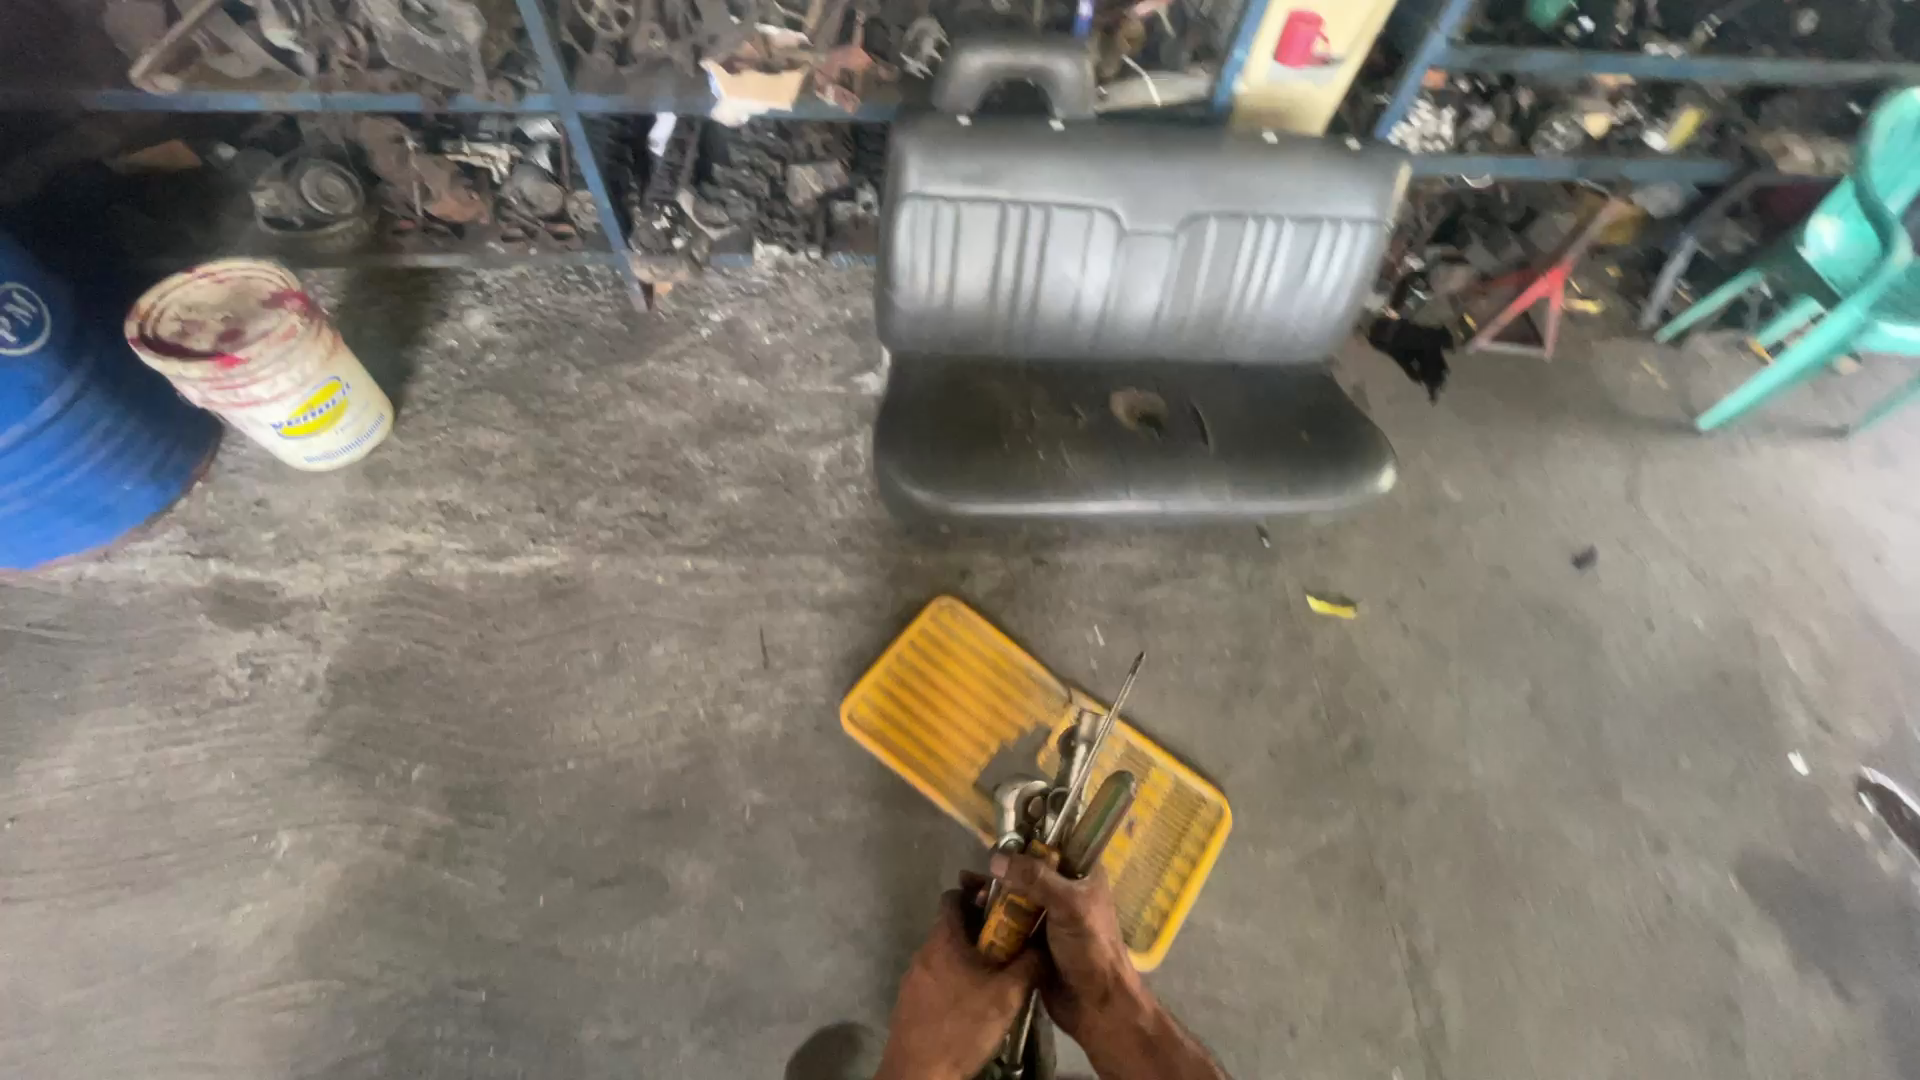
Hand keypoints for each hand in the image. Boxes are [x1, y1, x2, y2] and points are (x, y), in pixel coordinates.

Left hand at [875, 889, 1043, 1079]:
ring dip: (967, 956)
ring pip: (944, 952)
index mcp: (944, 938)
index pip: (954, 896)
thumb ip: (1029, 964)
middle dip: (979, 930)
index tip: (1000, 906)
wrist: (919, 1073)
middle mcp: (925, 949)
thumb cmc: (963, 1025)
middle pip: (952, 925)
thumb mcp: (1007, 995)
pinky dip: (954, 977)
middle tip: (1007, 945)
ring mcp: (914, 975)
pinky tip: (972, 1000)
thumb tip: (1044, 945)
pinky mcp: (910, 999)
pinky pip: (935, 975)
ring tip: (994, 975)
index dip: (977, 895)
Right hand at [988, 852, 1145, 1045]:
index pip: (1052, 844)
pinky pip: (1008, 920)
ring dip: (992, 892)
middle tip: (975, 869)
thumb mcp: (1068, 904)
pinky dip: (990, 915)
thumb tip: (995, 858)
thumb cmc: (1090, 947)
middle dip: (1001, 869)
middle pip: (1027, 870)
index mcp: (1081, 874)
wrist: (1096, 1006)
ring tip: (966, 888)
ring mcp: (1046, 915)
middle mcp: (1063, 889)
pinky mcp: (1031, 939)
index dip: (1026, 840)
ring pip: (1014, 895)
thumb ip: (1034, 878)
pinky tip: (969, 910)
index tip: (997, 840)